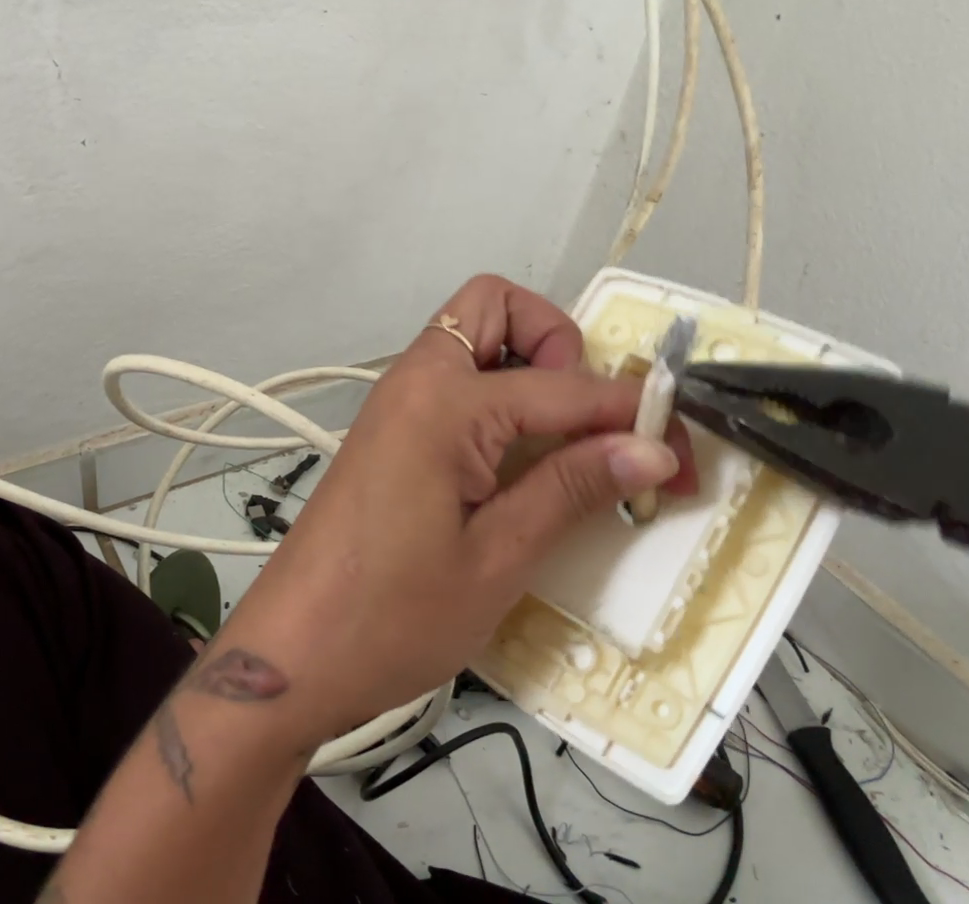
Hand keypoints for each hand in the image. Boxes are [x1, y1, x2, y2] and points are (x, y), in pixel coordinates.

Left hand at [216, 275, 693, 745]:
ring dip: (529, 371)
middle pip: (494, 308)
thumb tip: (649, 447)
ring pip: (471, 343)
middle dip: (558, 344)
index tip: (679, 455)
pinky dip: (498, 402)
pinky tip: (523, 466)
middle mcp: (414, 382)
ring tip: (567, 447)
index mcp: (442, 401)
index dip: (631, 414)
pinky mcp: (388, 438)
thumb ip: (570, 488)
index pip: (563, 384)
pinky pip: (452, 387)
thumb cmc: (391, 618)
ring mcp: (395, 408)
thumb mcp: (497, 559)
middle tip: (589, 423)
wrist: (290, 658)